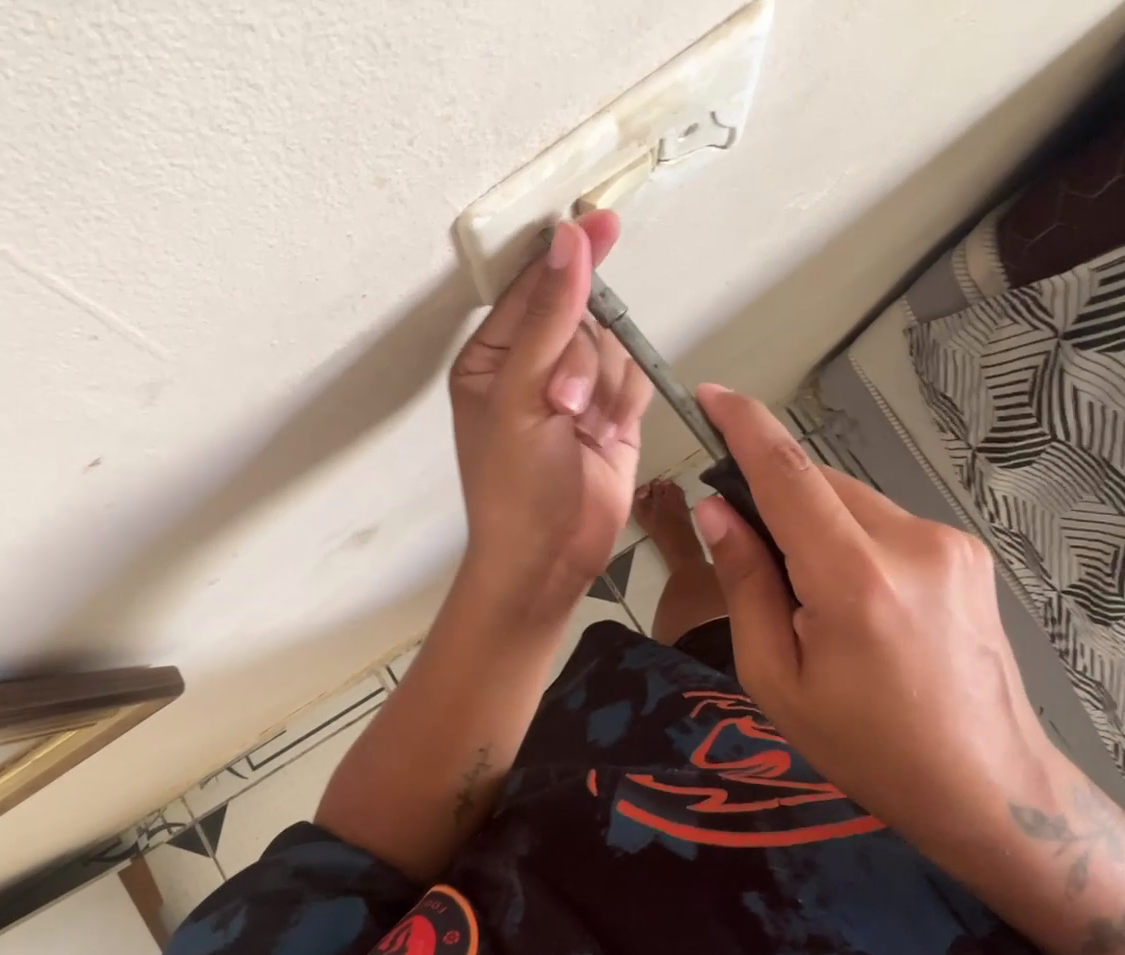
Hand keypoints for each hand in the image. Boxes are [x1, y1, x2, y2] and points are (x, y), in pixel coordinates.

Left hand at [448, 213, 651, 617]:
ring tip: (583, 432)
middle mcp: (531, 367)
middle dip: (581, 362)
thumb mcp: (522, 399)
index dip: (566, 259)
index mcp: (491, 358)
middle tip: (567, 410)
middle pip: (581, 317)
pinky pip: (633, 377)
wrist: (550, 559)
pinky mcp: (610, 413)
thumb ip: (549, 319)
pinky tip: (606, 435)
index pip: (532, 289)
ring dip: (604, 388)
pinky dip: (625, 403)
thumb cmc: (515, 486)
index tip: (602, 223)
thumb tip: (568, 241)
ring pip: (612, 346)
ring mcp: (573, 390)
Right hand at [688, 384, 1058, 843]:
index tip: (709, 396)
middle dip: (771, 494)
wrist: (988, 787)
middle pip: (818, 482)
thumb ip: (745, 582)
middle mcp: (910, 543)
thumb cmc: (863, 746)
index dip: (743, 427)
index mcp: (854, 580)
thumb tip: (718, 510)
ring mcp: (949, 545)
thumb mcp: (774, 677)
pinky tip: (847, 595)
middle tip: (743, 547)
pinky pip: (883, 522)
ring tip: (803, 592)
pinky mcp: (967, 554)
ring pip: (851, 499)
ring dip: (810, 519)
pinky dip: (846, 536)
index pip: (787, 474)